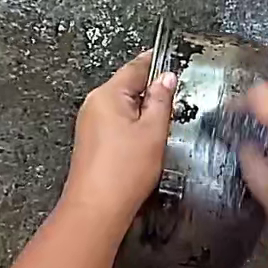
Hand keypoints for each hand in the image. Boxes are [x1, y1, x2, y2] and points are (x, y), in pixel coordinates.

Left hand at [62, 52, 177, 226]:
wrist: (97, 208)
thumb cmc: (122, 173)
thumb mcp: (153, 131)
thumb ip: (161, 100)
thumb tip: (166, 79)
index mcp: (107, 96)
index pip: (135, 68)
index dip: (155, 62)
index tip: (169, 58)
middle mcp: (94, 106)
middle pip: (127, 87)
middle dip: (151, 90)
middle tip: (176, 96)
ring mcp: (91, 125)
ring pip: (123, 107)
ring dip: (143, 111)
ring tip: (164, 123)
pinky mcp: (93, 142)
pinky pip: (116, 124)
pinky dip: (133, 127)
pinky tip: (146, 141)